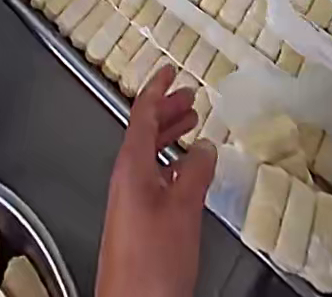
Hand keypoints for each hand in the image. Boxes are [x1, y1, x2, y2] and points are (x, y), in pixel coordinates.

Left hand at [98, 66, 214, 296]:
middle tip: (189, 96)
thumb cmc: (153, 261)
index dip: (156, 89)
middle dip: (167, 109)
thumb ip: (195, 172)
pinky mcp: (136, 221)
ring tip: (192, 124)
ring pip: (149, 153)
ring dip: (170, 134)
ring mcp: (129, 200)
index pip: (141, 113)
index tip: (169, 70)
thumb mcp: (182, 210)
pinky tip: (188, 170)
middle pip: (144, 130)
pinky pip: (153, 175)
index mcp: (131, 165)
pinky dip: (171, 162)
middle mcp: (126, 177)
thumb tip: (206, 145)